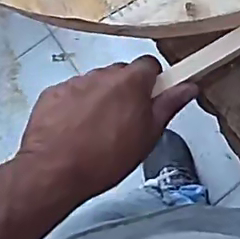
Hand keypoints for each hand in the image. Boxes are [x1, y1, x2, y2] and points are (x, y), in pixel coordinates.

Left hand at [15, 58, 199, 202]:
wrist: (53, 174)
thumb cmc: (102, 158)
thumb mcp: (149, 135)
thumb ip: (169, 105)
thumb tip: (187, 88)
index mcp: (133, 81)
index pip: (150, 64)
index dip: (153, 81)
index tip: (153, 96)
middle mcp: (104, 75)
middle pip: (122, 73)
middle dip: (126, 90)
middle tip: (126, 118)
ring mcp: (76, 83)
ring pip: (96, 83)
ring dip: (100, 98)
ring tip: (97, 129)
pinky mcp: (52, 94)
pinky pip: (71, 93)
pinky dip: (74, 106)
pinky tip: (75, 130)